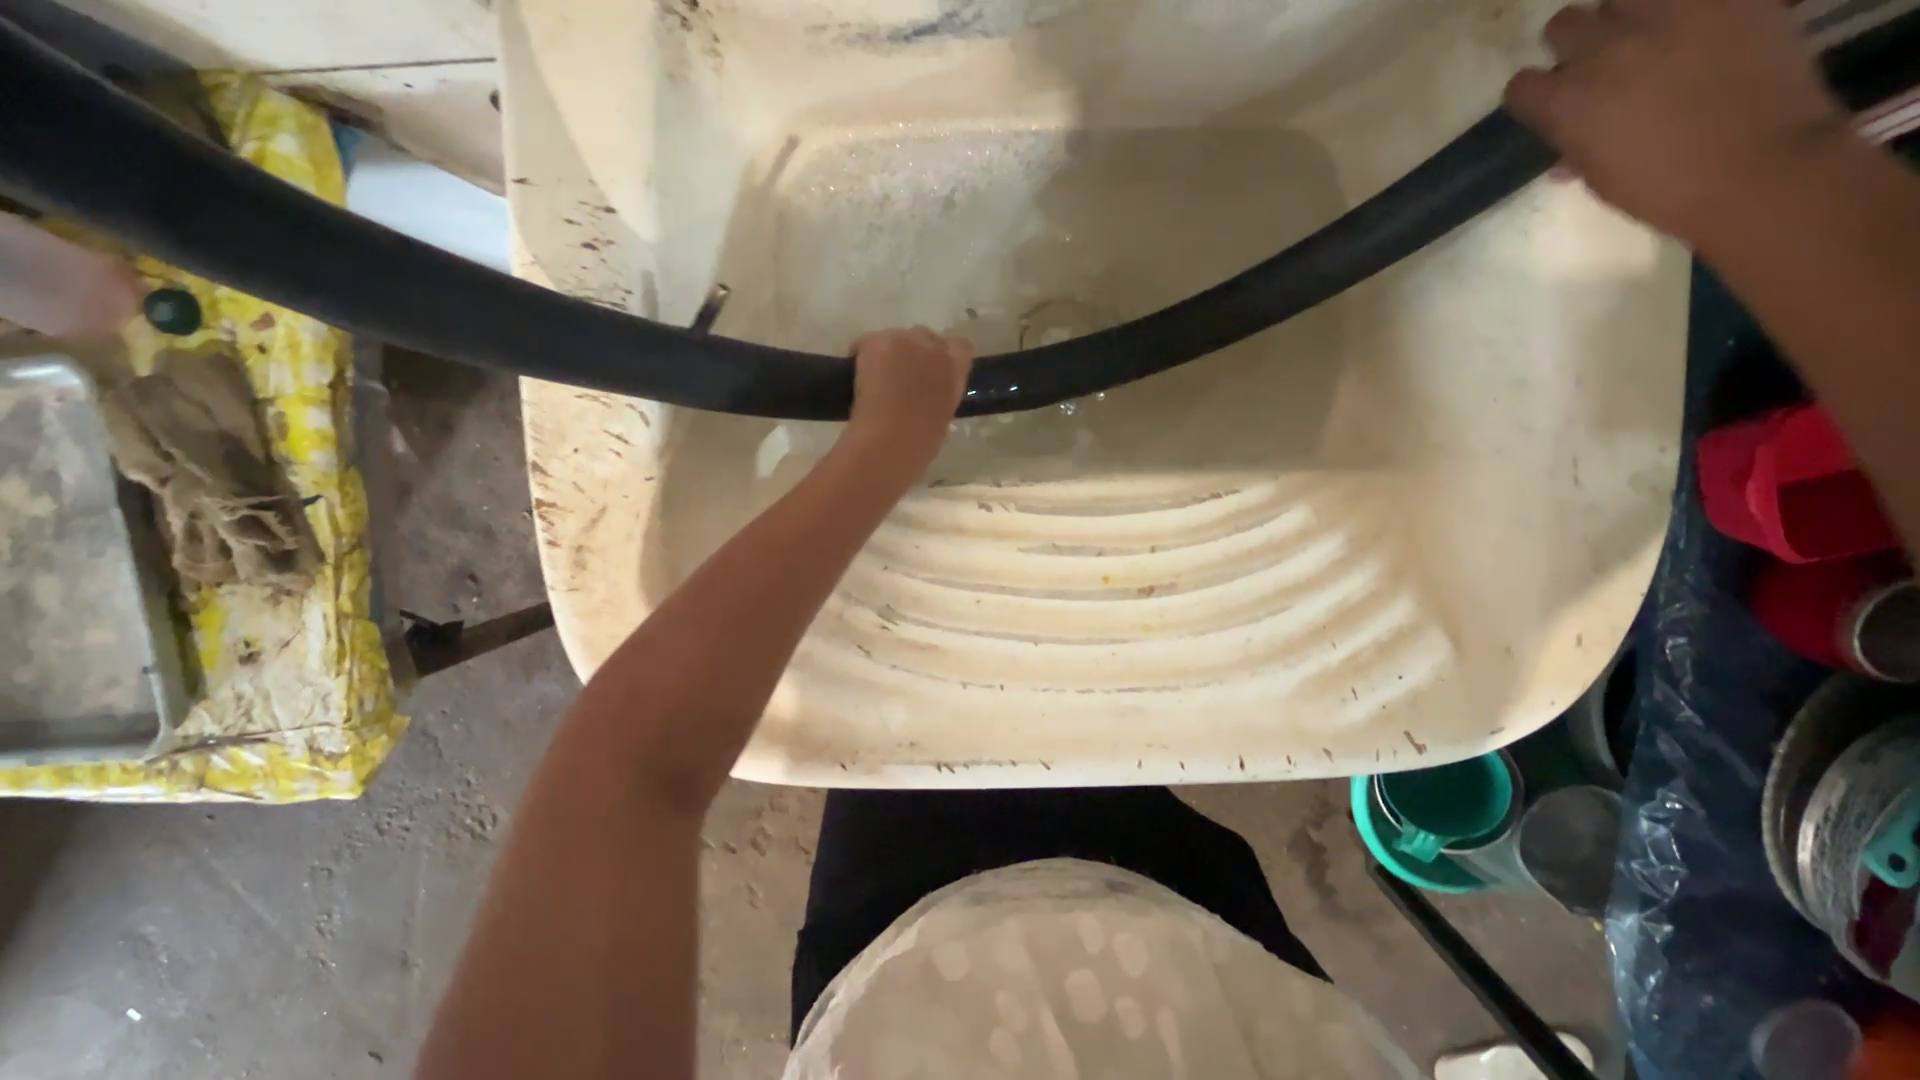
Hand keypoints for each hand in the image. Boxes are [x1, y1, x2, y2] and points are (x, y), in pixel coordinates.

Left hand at [841, 326, 974, 477]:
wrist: (890, 440)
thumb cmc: (920, 443)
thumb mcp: (943, 417)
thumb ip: (940, 395)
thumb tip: (927, 393)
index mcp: (956, 370)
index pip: (960, 347)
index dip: (943, 356)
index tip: (931, 371)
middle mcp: (935, 348)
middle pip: (925, 337)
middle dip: (914, 352)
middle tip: (900, 376)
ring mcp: (905, 341)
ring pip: (896, 337)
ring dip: (890, 351)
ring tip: (877, 377)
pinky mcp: (877, 341)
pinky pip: (868, 341)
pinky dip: (863, 354)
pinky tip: (858, 376)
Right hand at [1505, 0, 1851, 245]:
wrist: (1762, 167)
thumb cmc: (1668, 190)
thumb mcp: (1602, 180)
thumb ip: (1578, 150)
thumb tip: (1566, 150)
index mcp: (1567, 102)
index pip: (1521, 86)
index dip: (1532, 96)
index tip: (1548, 104)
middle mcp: (1605, 50)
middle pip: (1563, 25)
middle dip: (1573, 45)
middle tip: (1599, 63)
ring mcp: (1668, 16)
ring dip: (1625, 15)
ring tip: (1649, 35)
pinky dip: (1689, 10)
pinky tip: (1699, 30)